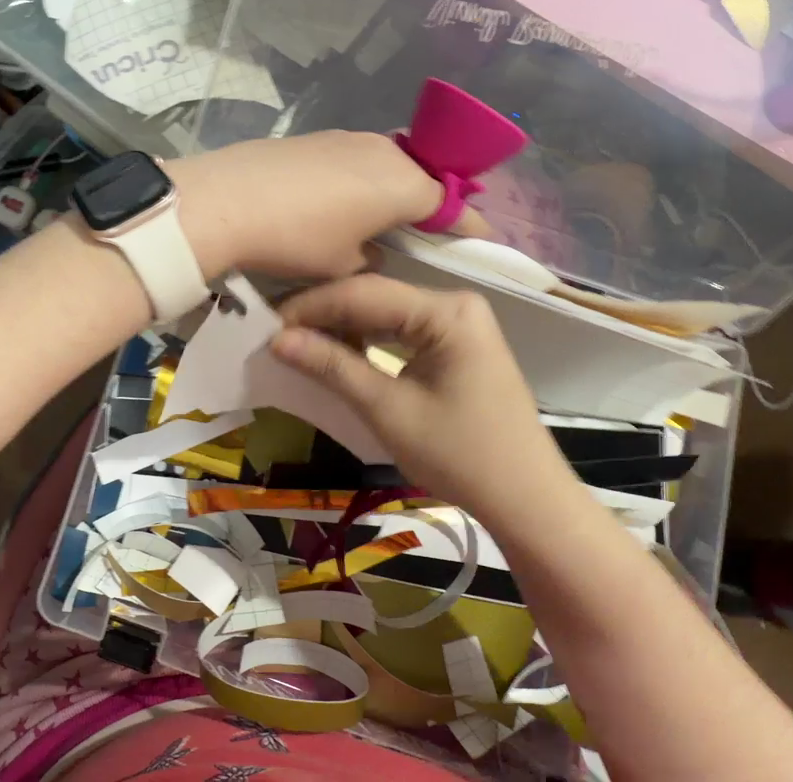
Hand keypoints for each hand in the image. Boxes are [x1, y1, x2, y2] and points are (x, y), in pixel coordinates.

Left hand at [169, 132, 441, 280]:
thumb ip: (371, 259)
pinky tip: (333, 203)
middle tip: (420, 236)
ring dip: (385, 191)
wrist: (223, 200)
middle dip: (424, 206)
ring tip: (373, 220)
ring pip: (384, 166)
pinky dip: (354, 181)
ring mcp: (346, 138)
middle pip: (419, 179)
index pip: (451, 206)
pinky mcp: (313, 137)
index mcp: (404, 184)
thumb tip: (372, 250)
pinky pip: (350, 160)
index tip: (477, 244)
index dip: (465, 228)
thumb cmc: (294, 239)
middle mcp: (384, 152)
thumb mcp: (340, 266)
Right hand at [268, 274, 577, 525]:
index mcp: (446, 311)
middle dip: (323, 315)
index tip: (265, 325)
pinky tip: (337, 353)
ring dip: (342, 328)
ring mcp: (458, 323)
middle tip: (275, 335)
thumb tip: (277, 339)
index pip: (362, 293)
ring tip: (297, 344)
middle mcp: (454, 304)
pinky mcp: (456, 344)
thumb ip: (333, 367)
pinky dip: (366, 340)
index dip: (309, 307)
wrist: (527, 500)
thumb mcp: (387, 410)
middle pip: (373, 297)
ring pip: (384, 312)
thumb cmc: (460, 455)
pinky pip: (400, 329)